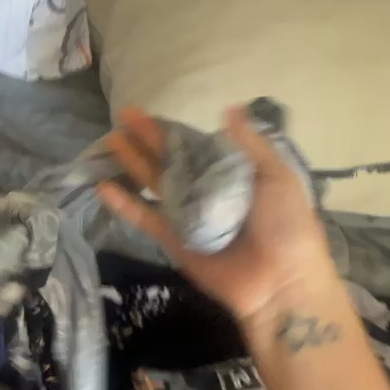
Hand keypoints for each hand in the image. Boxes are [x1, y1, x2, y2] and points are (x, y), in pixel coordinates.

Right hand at [97, 106, 340, 331]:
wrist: (281, 282)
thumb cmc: (287, 227)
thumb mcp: (278, 177)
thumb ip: (250, 144)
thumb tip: (230, 107)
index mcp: (229, 174)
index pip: (193, 145)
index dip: (169, 129)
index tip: (146, 112)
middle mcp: (204, 190)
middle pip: (168, 159)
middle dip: (145, 138)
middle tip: (121, 116)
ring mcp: (185, 214)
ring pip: (152, 182)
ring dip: (131, 162)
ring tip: (109, 141)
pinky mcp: (171, 238)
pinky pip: (143, 216)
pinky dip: (123, 203)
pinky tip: (102, 187)